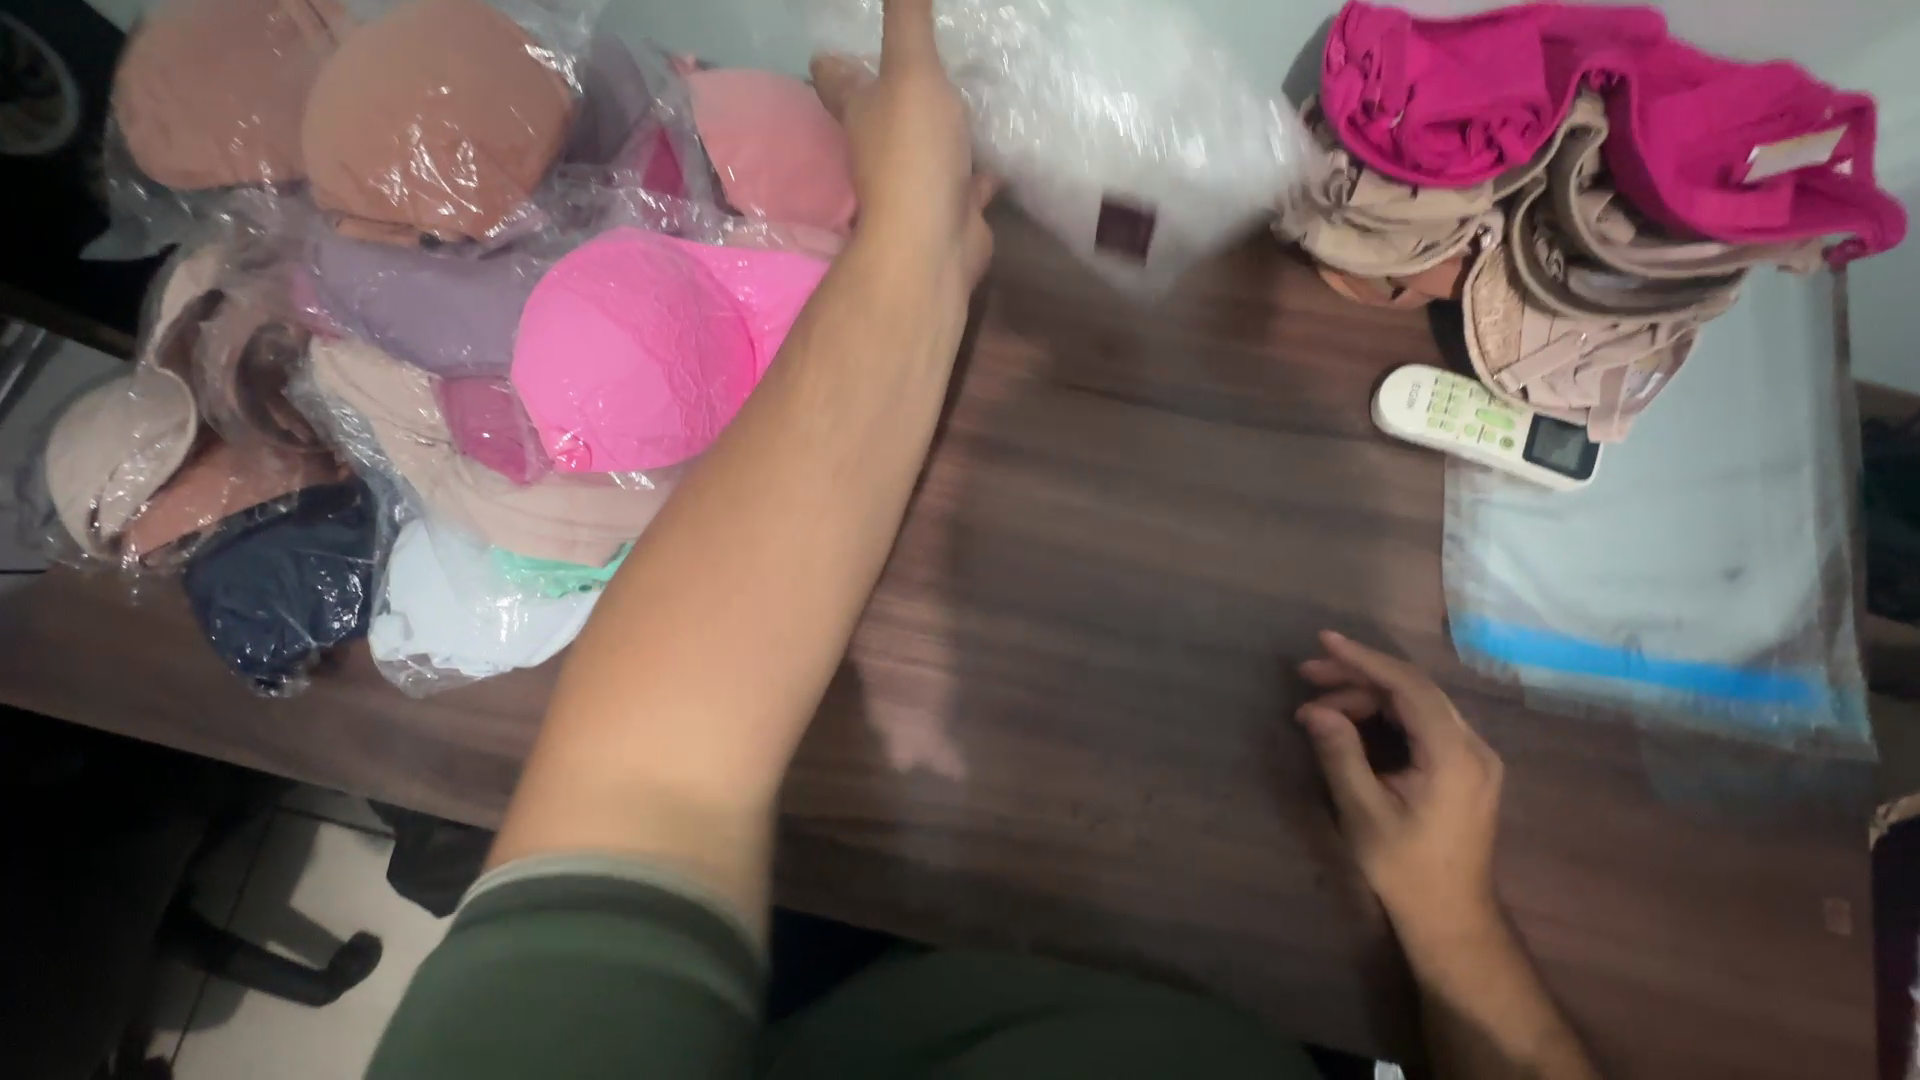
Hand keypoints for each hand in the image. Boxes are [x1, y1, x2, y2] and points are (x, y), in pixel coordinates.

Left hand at [817, 0, 994, 285]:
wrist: (934, 244)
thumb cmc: (913, 154)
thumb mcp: (911, 70)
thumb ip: (906, 18)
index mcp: (860, 112)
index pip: (834, 78)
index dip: (835, 61)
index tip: (841, 46)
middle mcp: (881, 148)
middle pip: (881, 114)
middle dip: (893, 91)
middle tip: (917, 59)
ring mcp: (917, 182)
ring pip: (927, 147)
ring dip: (941, 129)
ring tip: (966, 93)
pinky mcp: (952, 208)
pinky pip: (968, 181)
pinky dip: (979, 170)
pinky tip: (999, 152)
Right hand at [1295, 631, 1503, 943]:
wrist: (1450, 916)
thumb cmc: (1405, 866)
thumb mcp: (1363, 812)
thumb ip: (1340, 754)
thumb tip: (1315, 710)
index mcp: (1454, 755)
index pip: (1408, 687)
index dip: (1364, 659)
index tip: (1324, 641)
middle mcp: (1473, 746)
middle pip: (1412, 689)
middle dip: (1357, 676)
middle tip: (1306, 675)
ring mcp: (1473, 756)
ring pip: (1415, 703)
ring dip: (1366, 696)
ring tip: (1317, 708)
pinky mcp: (1463, 766)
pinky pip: (1420, 722)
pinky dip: (1382, 714)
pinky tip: (1348, 721)